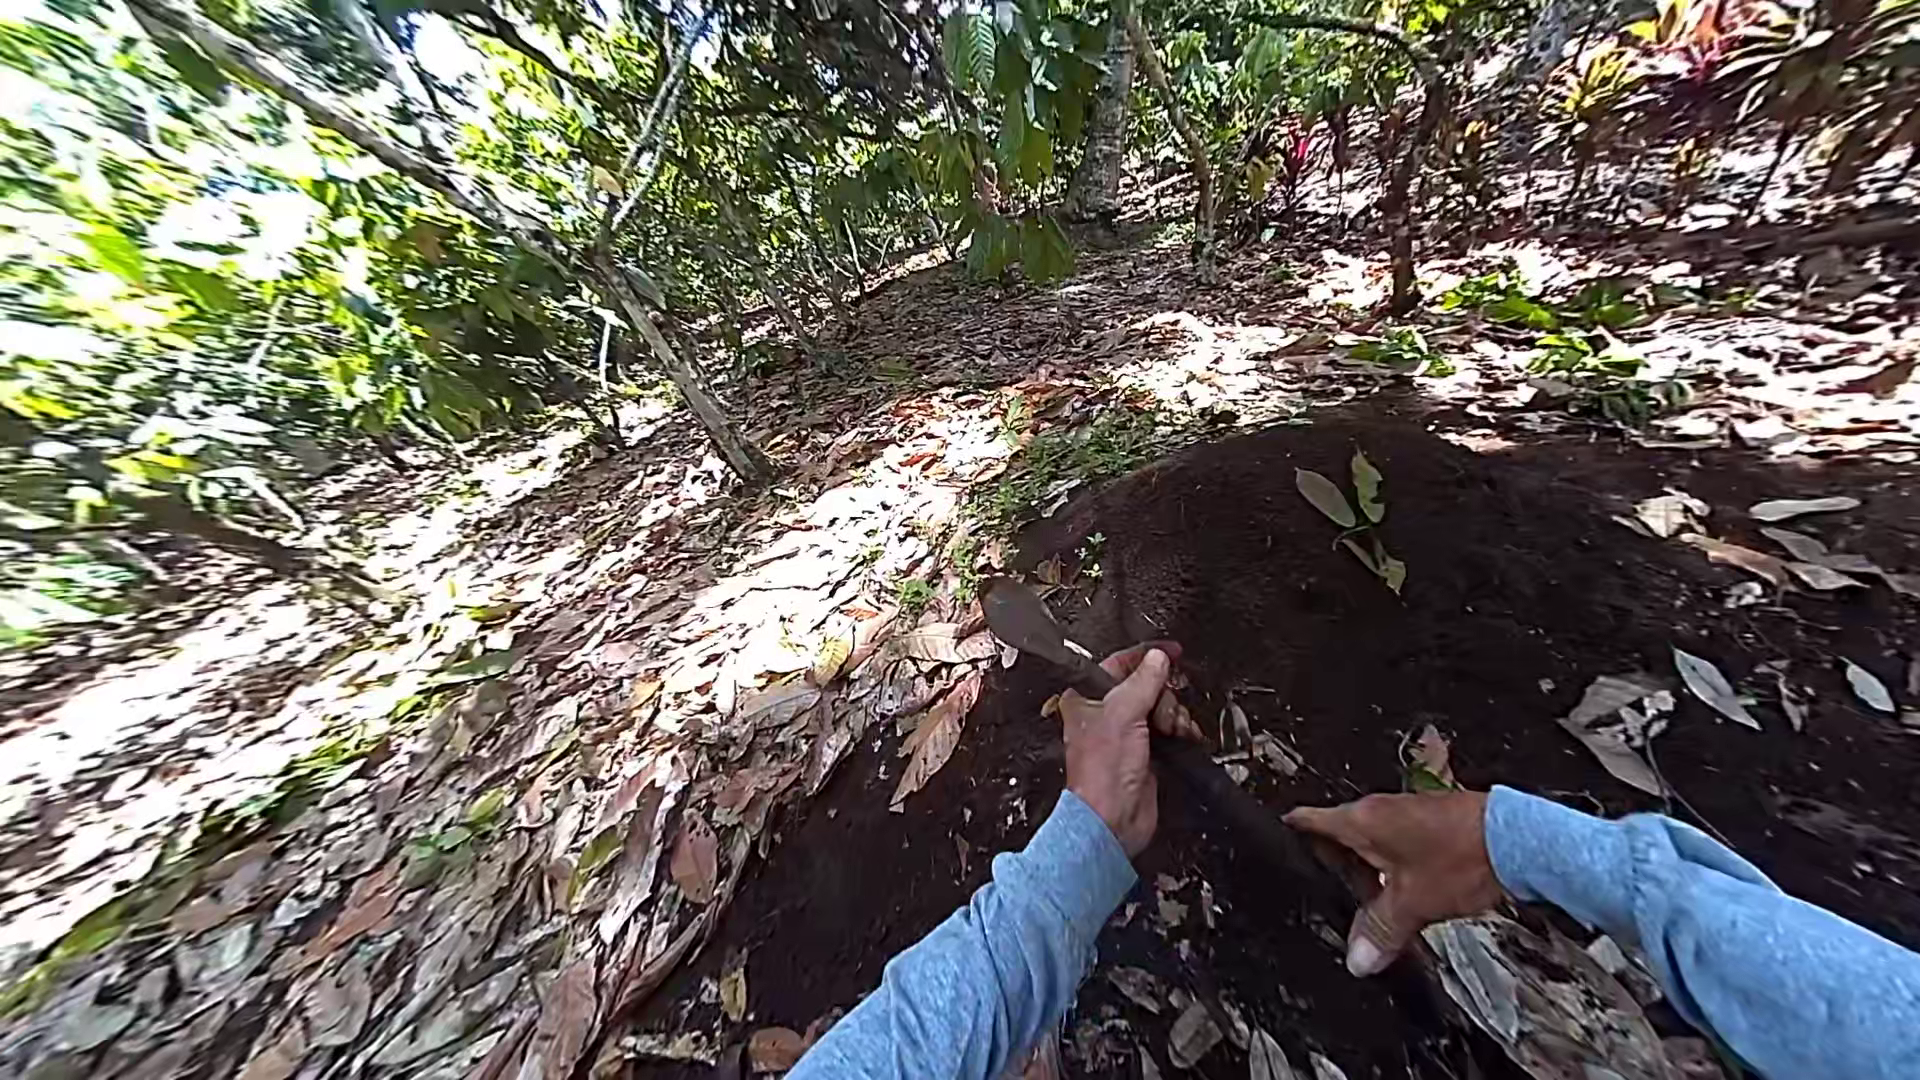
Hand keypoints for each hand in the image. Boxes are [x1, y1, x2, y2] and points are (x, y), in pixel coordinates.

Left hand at [1058, 643, 1202, 857]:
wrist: (1113, 817)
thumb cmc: (1102, 770)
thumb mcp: (1123, 713)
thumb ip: (1143, 681)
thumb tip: (1157, 658)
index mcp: (1087, 696)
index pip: (1119, 663)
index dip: (1145, 656)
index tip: (1170, 651)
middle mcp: (1104, 710)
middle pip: (1146, 684)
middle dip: (1163, 695)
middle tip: (1162, 711)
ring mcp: (1126, 730)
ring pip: (1161, 705)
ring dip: (1173, 714)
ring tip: (1170, 729)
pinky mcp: (1145, 748)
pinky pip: (1169, 726)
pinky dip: (1180, 729)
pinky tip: (1182, 736)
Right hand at [1284, 791, 1500, 976]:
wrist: (1514, 838)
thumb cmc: (1462, 857)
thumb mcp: (1414, 903)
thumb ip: (1381, 930)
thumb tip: (1356, 958)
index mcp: (1356, 821)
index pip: (1305, 820)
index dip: (1289, 832)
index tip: (1278, 841)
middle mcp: (1371, 810)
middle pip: (1334, 834)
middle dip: (1333, 864)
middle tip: (1336, 894)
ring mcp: (1396, 811)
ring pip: (1364, 838)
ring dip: (1363, 865)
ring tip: (1376, 899)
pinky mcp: (1420, 818)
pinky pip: (1388, 837)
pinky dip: (1387, 861)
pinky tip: (1406, 887)